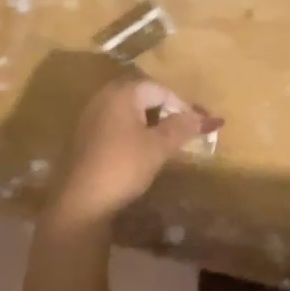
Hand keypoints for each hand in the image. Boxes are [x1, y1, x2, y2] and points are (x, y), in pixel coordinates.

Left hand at [46, 79, 220, 227]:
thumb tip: (208, 117)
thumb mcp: (158, 147)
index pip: (160, 90)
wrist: (82, 200)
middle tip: (186, 133)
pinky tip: (142, 152)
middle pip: (144, 97)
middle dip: (168, 113)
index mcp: (122, 93)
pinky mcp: (85, 137)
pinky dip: (135, 134)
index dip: (183, 107)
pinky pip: (117, 126)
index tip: (199, 128)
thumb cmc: (123, 167)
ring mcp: (91, 117)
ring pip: (130, 113)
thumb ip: (183, 128)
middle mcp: (103, 98)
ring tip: (168, 143)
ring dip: (152, 124)